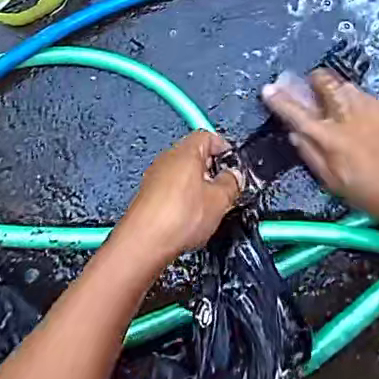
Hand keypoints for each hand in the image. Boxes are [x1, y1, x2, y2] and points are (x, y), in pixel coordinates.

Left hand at [109, 131, 242, 269]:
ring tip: (207, 206)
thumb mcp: (220, 200)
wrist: (144, 242)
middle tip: (224, 187)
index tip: (233, 162)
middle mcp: (167, 158)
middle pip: (194, 154)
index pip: (207, 136)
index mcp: (186, 152)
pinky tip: (188, 217)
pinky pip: (170, 189)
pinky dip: (181, 199)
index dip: (223, 148)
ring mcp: (154, 176)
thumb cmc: (177, 217)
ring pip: (182, 173)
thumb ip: (231, 183)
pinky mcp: (147, 195)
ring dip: (196, 186)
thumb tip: (234, 176)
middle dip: (211, 170)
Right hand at [260, 69, 378, 224]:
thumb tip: (295, 134)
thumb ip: (310, 154)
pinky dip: (352, 95)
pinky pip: (362, 94)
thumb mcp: (331, 181)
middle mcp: (347, 116)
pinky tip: (353, 107)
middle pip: (324, 83)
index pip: (297, 113)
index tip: (268, 90)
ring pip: (344, 84)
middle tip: (307, 84)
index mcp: (329, 136)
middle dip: (312, 80)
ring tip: (330, 94)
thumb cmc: (366, 192)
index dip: (280, 100)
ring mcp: (368, 110)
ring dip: (333, 85)